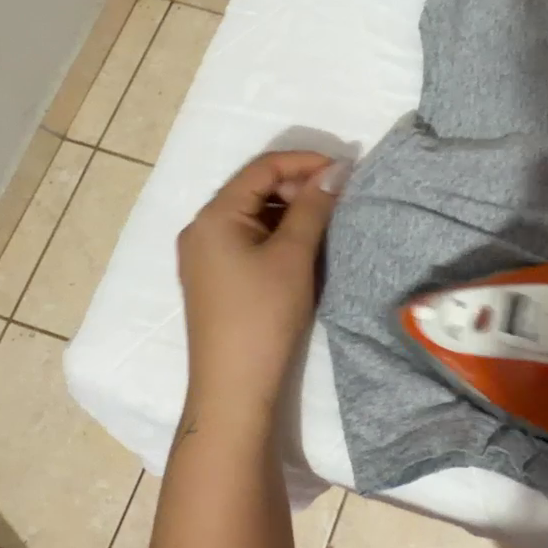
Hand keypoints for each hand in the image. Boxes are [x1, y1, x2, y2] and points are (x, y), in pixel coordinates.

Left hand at [177, 152, 345, 406]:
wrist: (234, 386)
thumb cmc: (263, 315)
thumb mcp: (293, 255)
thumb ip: (313, 207)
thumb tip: (336, 170)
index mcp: (213, 216)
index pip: (261, 168)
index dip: (305, 162)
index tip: (346, 170)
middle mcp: (201, 228)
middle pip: (254, 188)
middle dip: (298, 186)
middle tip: (339, 198)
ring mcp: (205, 255)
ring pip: (252, 214)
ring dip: (290, 210)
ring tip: (328, 221)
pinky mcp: (215, 277)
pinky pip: (248, 238)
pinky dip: (277, 233)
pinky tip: (304, 246)